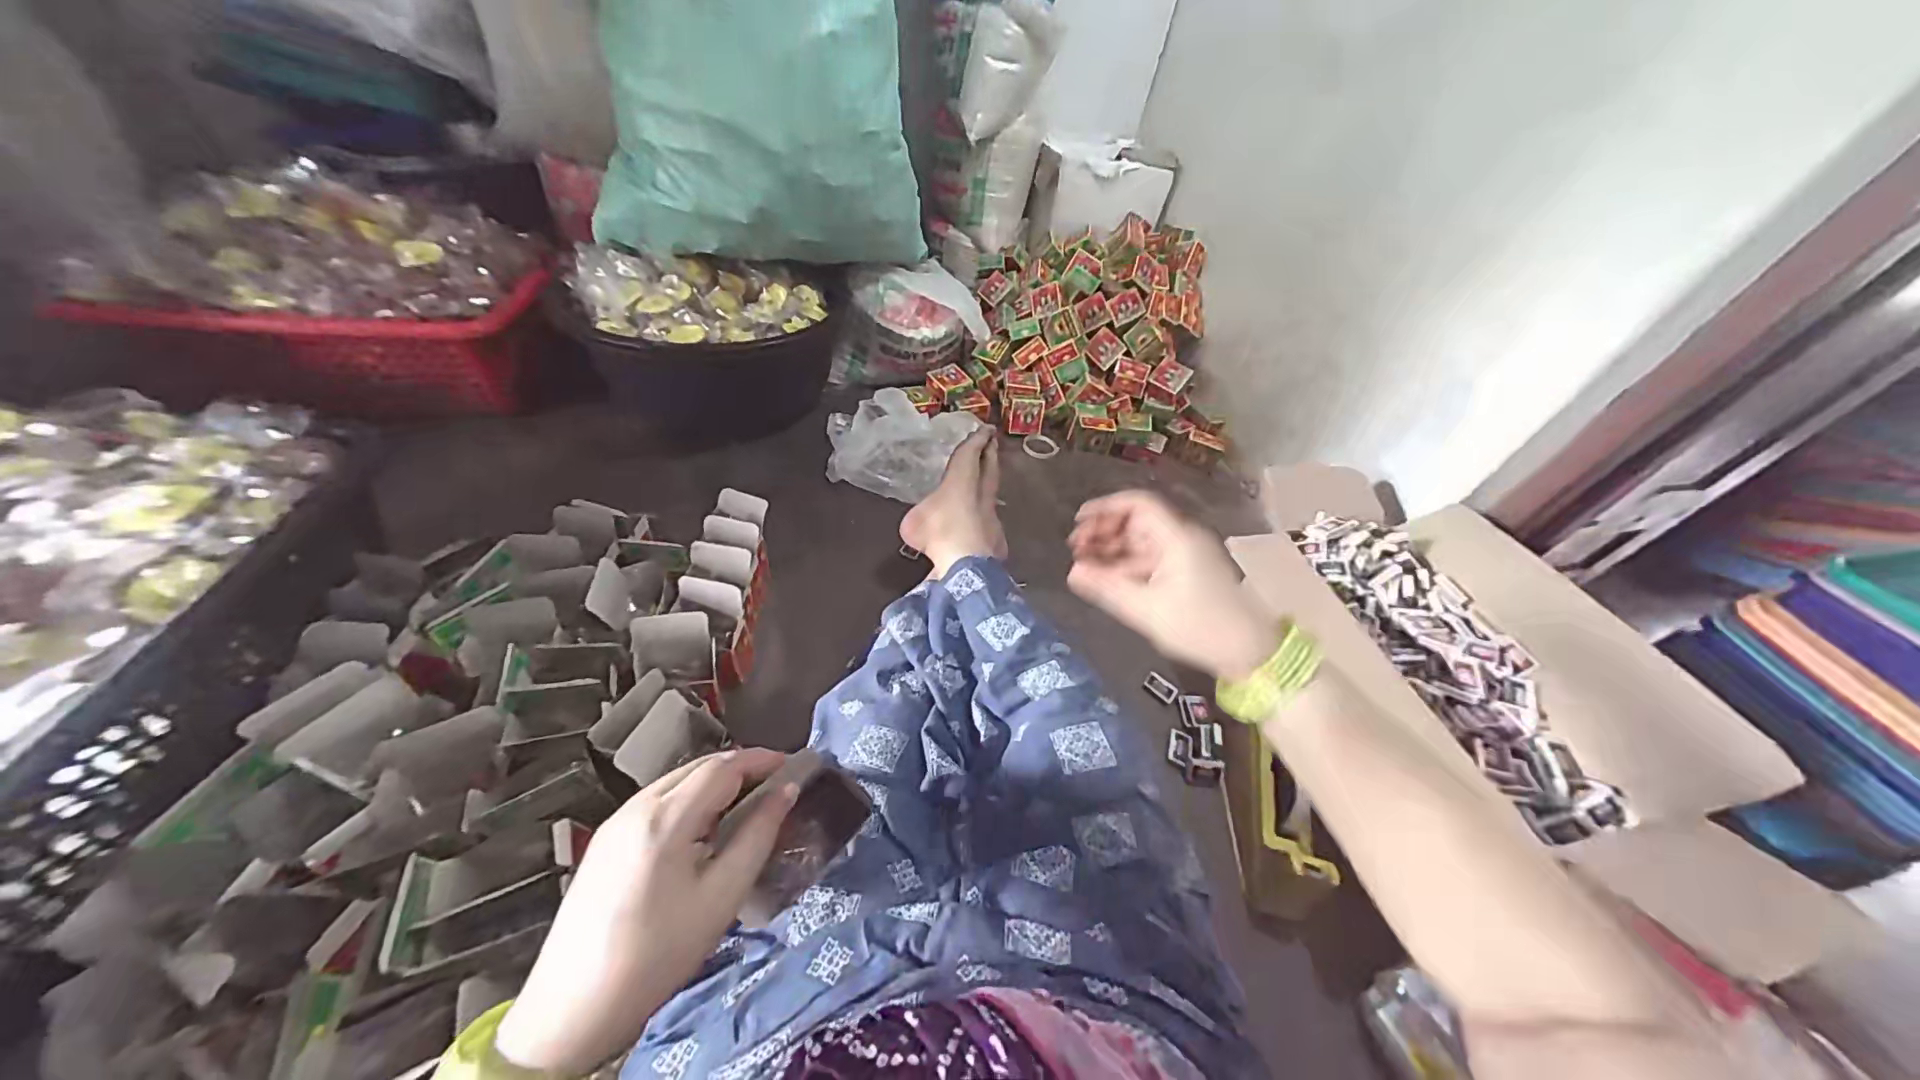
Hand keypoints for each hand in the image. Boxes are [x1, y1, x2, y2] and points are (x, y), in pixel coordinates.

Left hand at [494, 749, 797, 1074]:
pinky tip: (706, 827)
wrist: (572, 1011)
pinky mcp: (605, 840)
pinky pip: (659, 801)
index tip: (796, 766)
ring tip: (749, 804)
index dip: (763, 759)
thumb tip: (786, 792)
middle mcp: (636, 806)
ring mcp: (616, 822)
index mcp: (665, 817)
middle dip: (743, 767)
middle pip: (699, 766)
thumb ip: (758, 835)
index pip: (724, 765)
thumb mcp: (722, 895)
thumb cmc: (658, 954)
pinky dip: (692, 799)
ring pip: (678, 781)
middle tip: (778, 785)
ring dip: (717, 782)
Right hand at [900, 426, 1007, 576]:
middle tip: (992, 444)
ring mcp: (993, 519)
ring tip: (983, 484)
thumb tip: (924, 526)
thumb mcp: (914, 523)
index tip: (985, 430)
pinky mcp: (997, 541)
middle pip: (990, 469)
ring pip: (992, 497)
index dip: (977, 441)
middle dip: (990, 454)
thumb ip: (921, 517)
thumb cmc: (937, 532)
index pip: (970, 455)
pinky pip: (990, 523)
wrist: (965, 564)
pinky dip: (984, 520)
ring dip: (988, 487)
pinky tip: (979, 526)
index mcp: (961, 482)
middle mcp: (981, 496)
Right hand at [1068, 490, 1280, 679]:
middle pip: (1137, 521)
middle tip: (1076, 546)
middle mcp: (1182, 539)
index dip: (1106, 507)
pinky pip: (1149, 558)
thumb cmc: (1200, 627)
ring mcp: (1184, 555)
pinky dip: (1126, 563)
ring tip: (1084, 562)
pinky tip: (1106, 576)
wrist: (1248, 651)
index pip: (1139, 504)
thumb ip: (1107, 588)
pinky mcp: (1185, 572)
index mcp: (1177, 538)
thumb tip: (1073, 572)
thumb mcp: (1146, 609)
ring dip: (1112, 548)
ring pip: (1140, 541)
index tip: (1079, 521)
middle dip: (1104, 530)